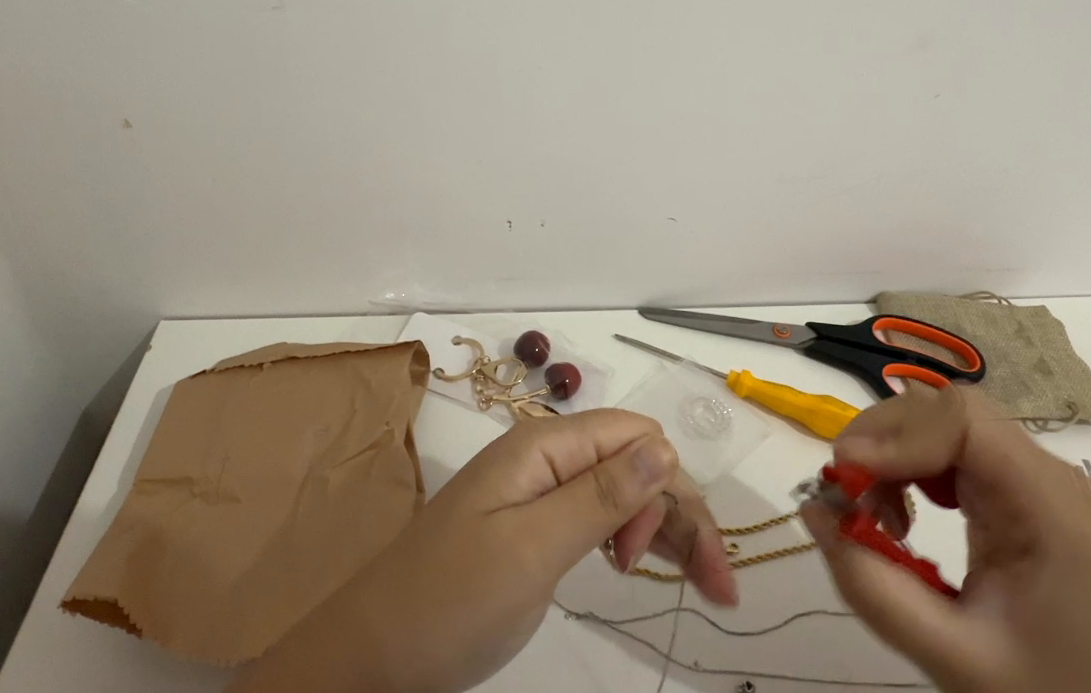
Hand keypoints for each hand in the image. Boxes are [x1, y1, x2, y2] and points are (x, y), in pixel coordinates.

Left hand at [232, 409, 735, 692]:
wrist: (373, 654)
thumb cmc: (450, 601)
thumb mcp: (531, 550)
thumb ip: (599, 496)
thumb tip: (663, 447)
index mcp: (542, 447)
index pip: (633, 435)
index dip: (669, 484)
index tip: (670, 552)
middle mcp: (545, 460)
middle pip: (636, 465)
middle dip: (682, 513)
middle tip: (717, 587)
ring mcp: (539, 494)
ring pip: (624, 493)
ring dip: (668, 532)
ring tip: (708, 587)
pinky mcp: (535, 528)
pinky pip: (599, 519)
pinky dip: (634, 542)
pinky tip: (649, 567)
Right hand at [800, 387, 1090, 692]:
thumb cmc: (1032, 685)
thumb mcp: (945, 652)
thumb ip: (872, 584)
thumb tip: (814, 509)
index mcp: (1048, 510)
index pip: (965, 421)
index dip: (898, 434)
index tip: (848, 473)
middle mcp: (1046, 474)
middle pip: (948, 409)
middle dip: (884, 440)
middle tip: (848, 496)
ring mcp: (1031, 474)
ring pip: (940, 419)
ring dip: (890, 453)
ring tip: (875, 515)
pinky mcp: (1012, 482)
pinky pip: (945, 444)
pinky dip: (906, 466)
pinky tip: (901, 515)